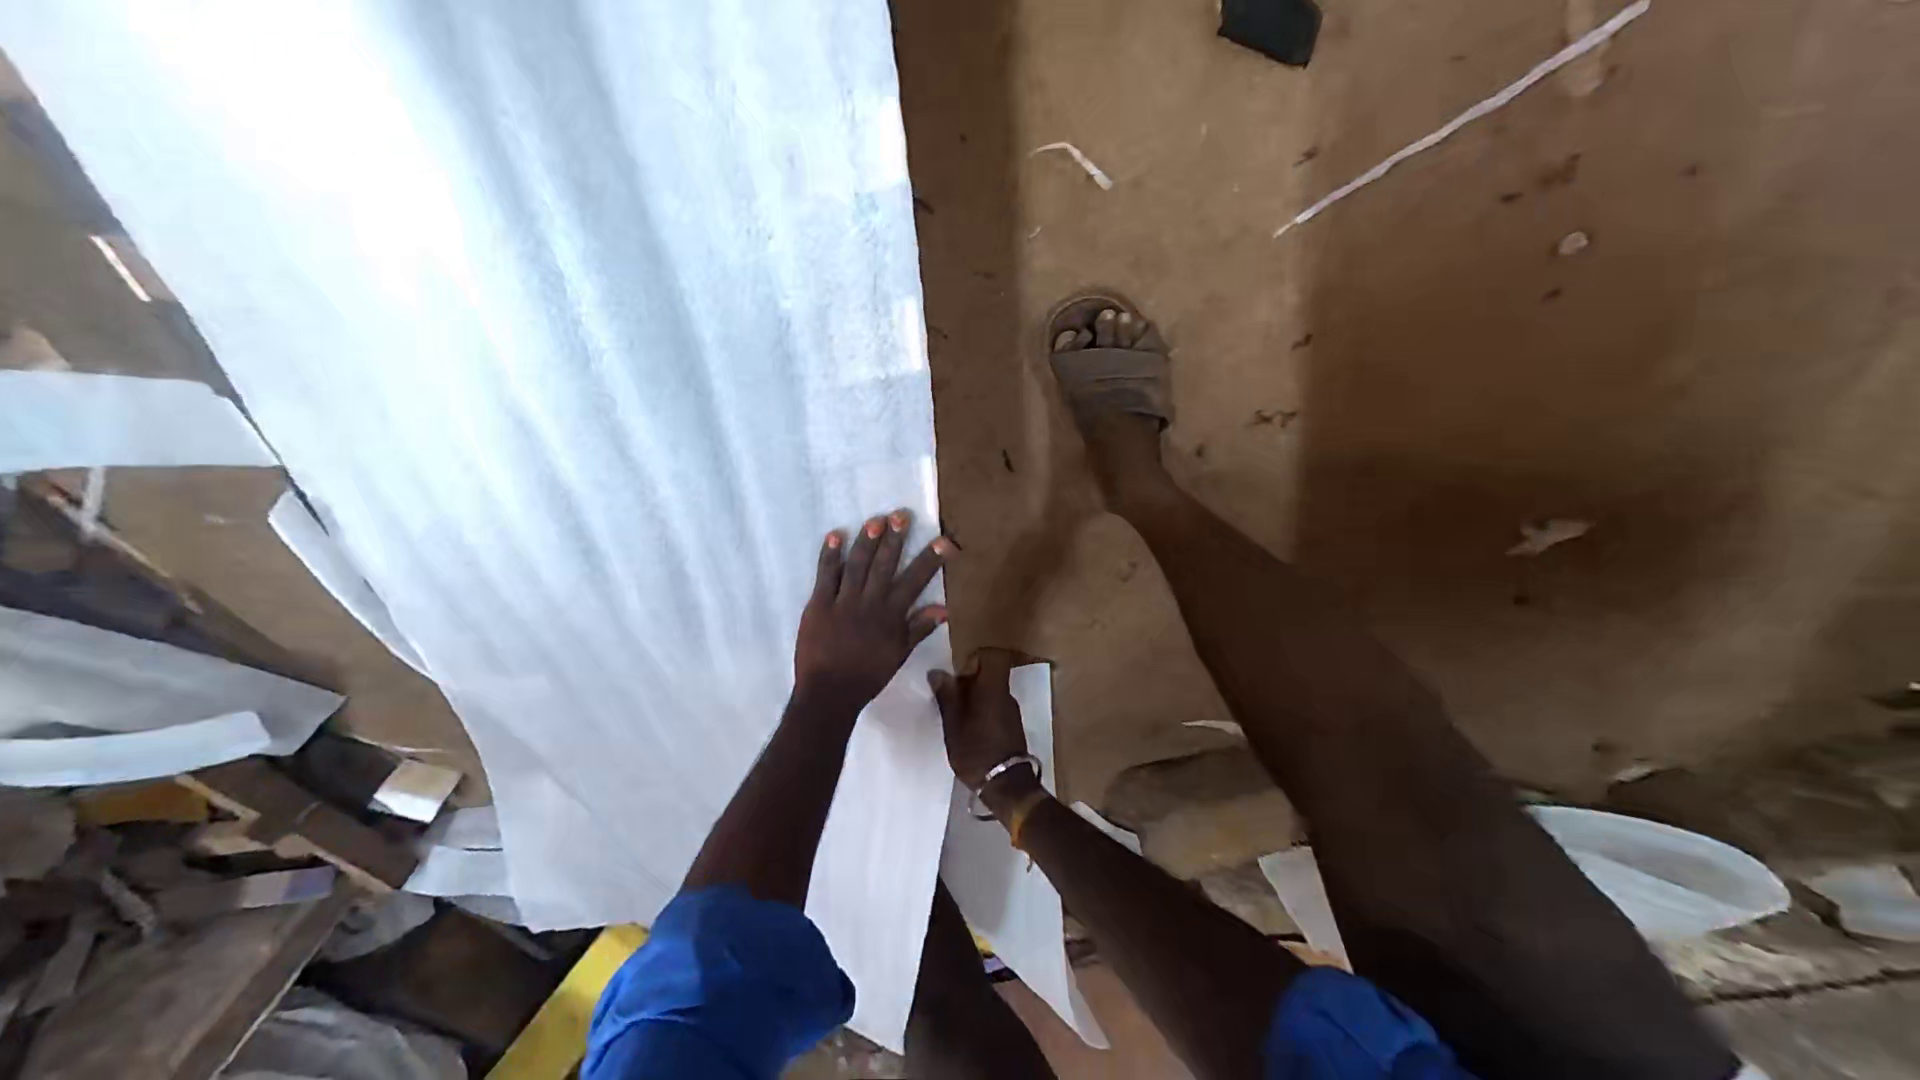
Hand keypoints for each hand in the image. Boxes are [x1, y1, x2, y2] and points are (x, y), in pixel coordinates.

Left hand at [794, 510, 948, 707]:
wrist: (829, 692)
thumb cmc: (867, 675)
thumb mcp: (898, 654)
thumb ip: (919, 628)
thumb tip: (943, 609)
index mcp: (891, 615)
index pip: (915, 581)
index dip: (930, 559)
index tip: (945, 540)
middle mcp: (870, 603)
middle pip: (884, 566)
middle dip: (894, 539)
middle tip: (901, 515)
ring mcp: (843, 602)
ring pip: (857, 565)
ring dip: (866, 541)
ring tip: (876, 520)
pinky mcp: (819, 604)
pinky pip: (825, 575)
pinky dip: (830, 555)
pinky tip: (835, 536)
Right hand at [928, 648, 1030, 790]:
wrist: (1005, 784)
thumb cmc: (976, 749)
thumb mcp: (953, 724)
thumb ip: (946, 696)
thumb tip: (937, 672)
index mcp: (992, 687)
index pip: (991, 657)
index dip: (974, 659)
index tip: (956, 671)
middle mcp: (1006, 694)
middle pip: (989, 675)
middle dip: (969, 682)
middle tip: (948, 696)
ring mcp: (1012, 711)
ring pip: (991, 693)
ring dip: (974, 699)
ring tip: (955, 716)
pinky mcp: (1013, 727)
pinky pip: (995, 709)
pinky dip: (982, 712)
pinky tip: (969, 729)